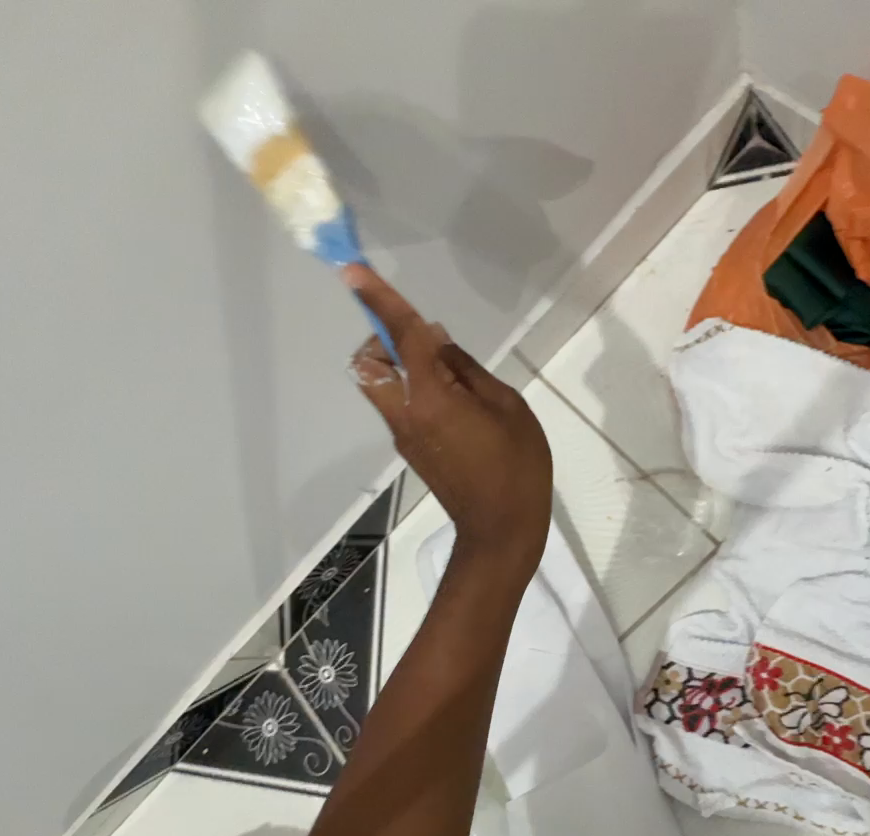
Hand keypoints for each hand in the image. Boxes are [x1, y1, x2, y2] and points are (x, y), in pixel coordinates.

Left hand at [344, 265, 551, 572]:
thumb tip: (437, 343)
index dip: (379, 299)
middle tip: (426, 341)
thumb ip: (466, 369)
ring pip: (381, 385)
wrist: (500, 531)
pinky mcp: (410, 448)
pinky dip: (412, 387)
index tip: (352, 270)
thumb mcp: (507, 407)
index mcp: (432, 398)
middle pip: (370, 363)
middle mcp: (406, 413)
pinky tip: (454, 398)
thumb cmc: (517, 467)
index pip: (401, 337)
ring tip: (449, 373)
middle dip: (385, 339)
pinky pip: (398, 404)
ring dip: (399, 365)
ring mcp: (403, 434)